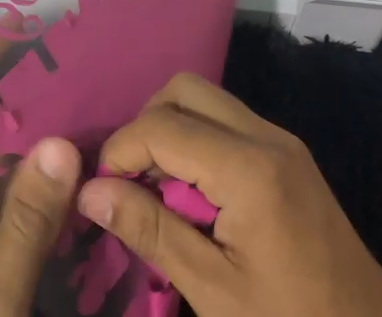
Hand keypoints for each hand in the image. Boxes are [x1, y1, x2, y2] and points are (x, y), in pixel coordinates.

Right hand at [77, 73, 381, 316]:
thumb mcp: (214, 291)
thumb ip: (151, 231)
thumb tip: (90, 191)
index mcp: (248, 167)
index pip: (161, 125)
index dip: (119, 152)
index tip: (102, 194)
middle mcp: (267, 137)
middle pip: (184, 90)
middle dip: (145, 126)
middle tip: (131, 183)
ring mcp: (283, 144)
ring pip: (207, 101)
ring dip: (172, 131)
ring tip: (158, 193)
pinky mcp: (291, 159)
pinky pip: (229, 125)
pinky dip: (198, 142)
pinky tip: (193, 198)